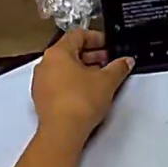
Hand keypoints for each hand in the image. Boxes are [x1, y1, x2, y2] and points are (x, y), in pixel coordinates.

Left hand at [31, 28, 133, 143]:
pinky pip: (58, 84)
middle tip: (107, 62)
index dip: (96, 38)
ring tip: (99, 78)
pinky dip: (72, 83)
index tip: (107, 45)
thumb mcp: (107, 81)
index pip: (78, 35)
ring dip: (82, 70)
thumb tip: (125, 62)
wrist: (63, 131)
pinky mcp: (42, 98)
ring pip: (63, 68)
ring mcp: (41, 82)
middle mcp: (45, 64)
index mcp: (58, 52)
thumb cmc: (78, 103)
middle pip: (70, 51)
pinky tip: (86, 92)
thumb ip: (118, 67)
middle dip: (91, 55)